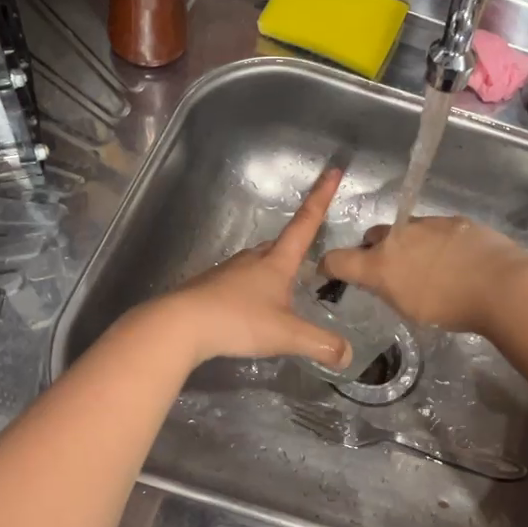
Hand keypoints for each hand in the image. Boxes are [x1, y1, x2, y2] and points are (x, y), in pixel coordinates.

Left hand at [152, 169, 349, 368]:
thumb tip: (348, 354)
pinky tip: (251, 310)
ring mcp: (228, 272)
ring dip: (272, 271)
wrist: (180, 325)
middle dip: (296, 244)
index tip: (332, 171)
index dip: (321, 197)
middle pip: (280, 244)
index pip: (305, 223)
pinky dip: (251, 291)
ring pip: (258, 264)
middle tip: (309, 254)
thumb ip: (319, 344)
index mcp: (276, 262)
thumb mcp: (286, 335)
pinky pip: (239, 283)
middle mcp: (253, 259)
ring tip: (283, 291)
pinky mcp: (210, 288)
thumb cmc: (237, 320)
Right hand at [319, 216, 527, 332]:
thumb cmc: (452, 308)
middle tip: (392, 270)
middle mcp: (397, 236)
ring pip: (407, 230)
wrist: (500, 285)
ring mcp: (427, 224)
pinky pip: (436, 229)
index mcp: (379, 264)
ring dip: (410, 244)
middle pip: (374, 237)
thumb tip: (385, 280)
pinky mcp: (455, 220)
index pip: (338, 259)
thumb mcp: (410, 309)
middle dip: (376, 249)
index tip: (328, 270)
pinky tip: (457, 259)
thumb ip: (390, 289)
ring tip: (431, 266)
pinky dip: (438, 242)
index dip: (329, 265)